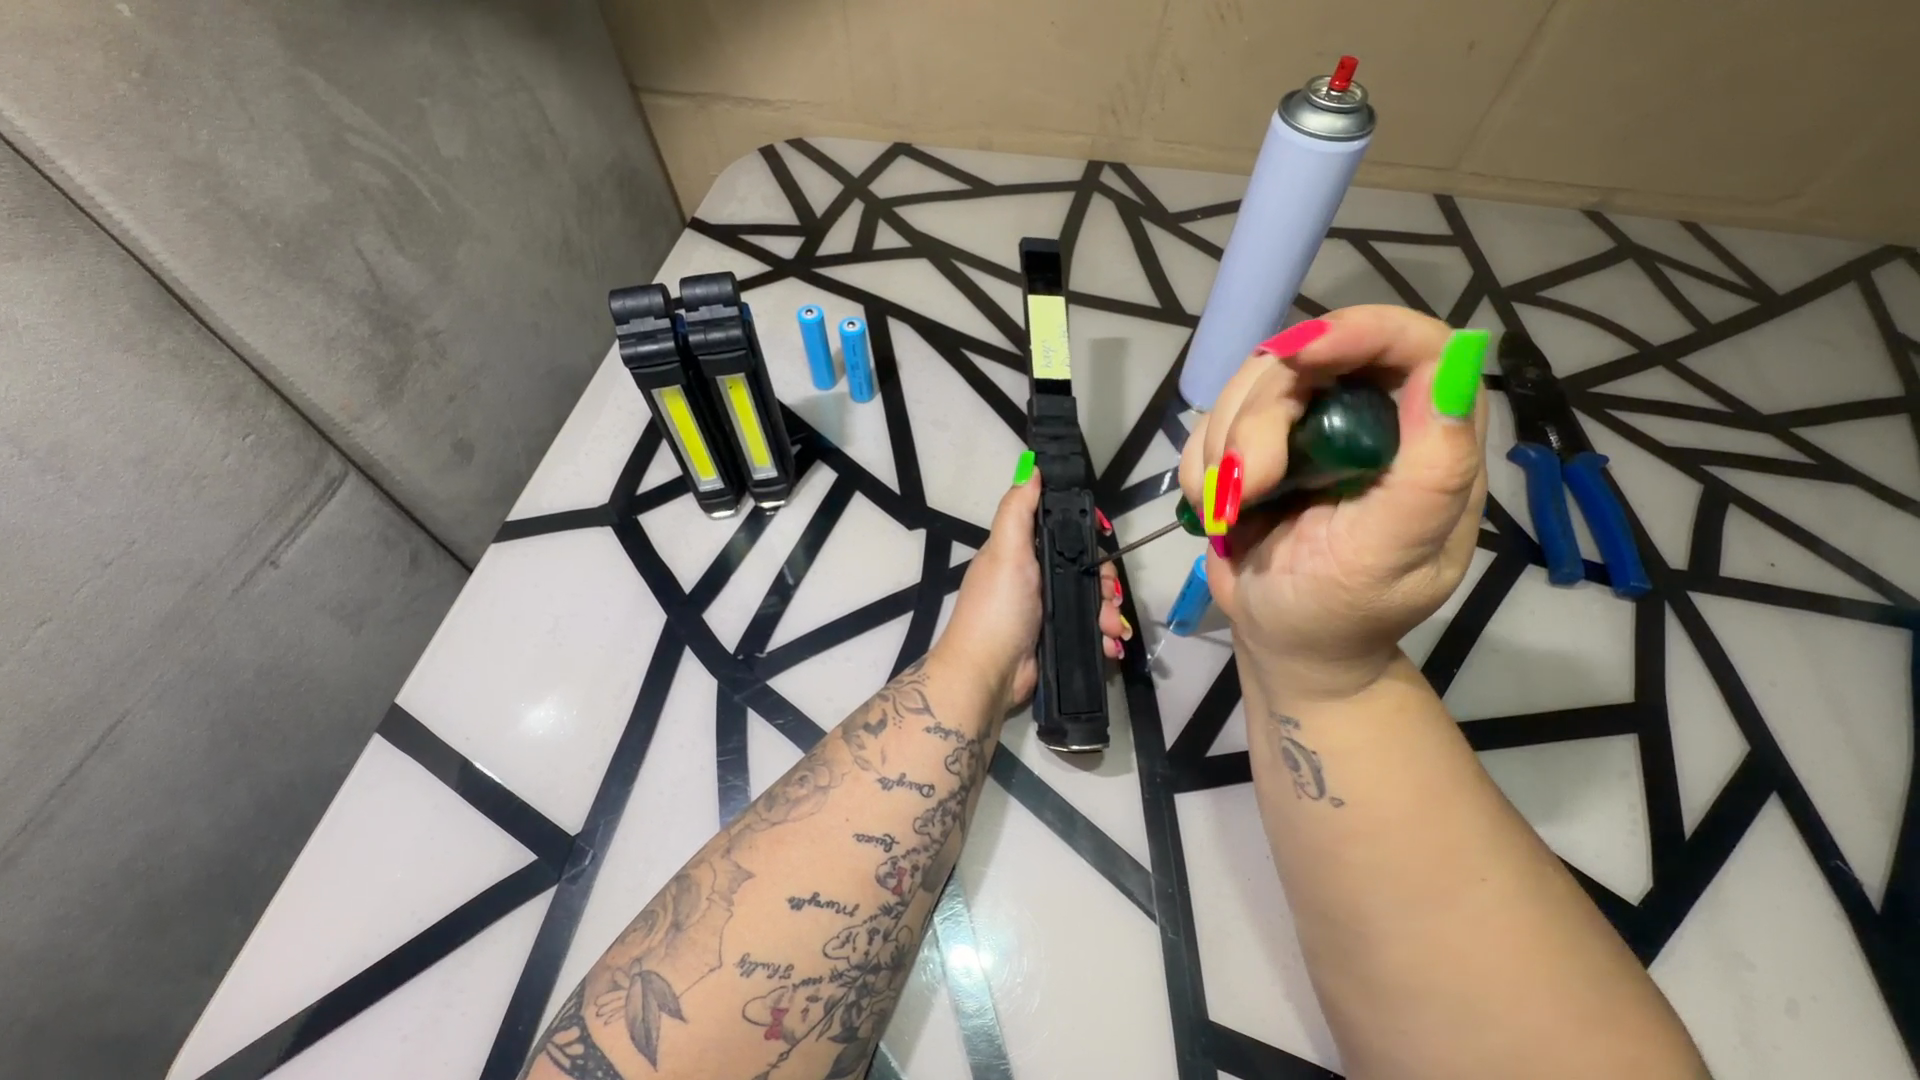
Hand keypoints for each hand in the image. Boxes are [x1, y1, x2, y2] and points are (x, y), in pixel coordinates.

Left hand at [933, 472, 1126, 705]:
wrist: (988, 673)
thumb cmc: (997, 607)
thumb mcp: (1005, 551)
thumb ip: (1017, 510)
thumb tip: (1030, 468)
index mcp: (1020, 554)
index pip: (1063, 533)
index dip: (1087, 535)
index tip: (1103, 540)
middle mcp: (1034, 579)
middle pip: (1085, 569)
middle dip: (1105, 582)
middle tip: (1110, 597)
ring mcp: (1045, 611)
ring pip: (1092, 601)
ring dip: (1109, 613)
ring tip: (1111, 629)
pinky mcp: (1056, 639)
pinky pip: (1089, 631)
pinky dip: (1104, 637)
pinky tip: (1110, 645)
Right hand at [1178, 306, 1488, 704]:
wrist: (1283, 642)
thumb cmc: (1345, 610)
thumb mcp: (1392, 555)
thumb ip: (1428, 474)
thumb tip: (1455, 370)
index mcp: (1424, 438)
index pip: (1413, 344)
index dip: (1358, 331)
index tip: (1300, 359)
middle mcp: (1366, 417)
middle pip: (1306, 356)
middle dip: (1260, 418)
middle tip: (1249, 487)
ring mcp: (1304, 427)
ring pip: (1248, 384)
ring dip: (1223, 448)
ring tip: (1230, 511)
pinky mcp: (1254, 443)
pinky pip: (1211, 420)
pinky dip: (1201, 465)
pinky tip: (1216, 510)